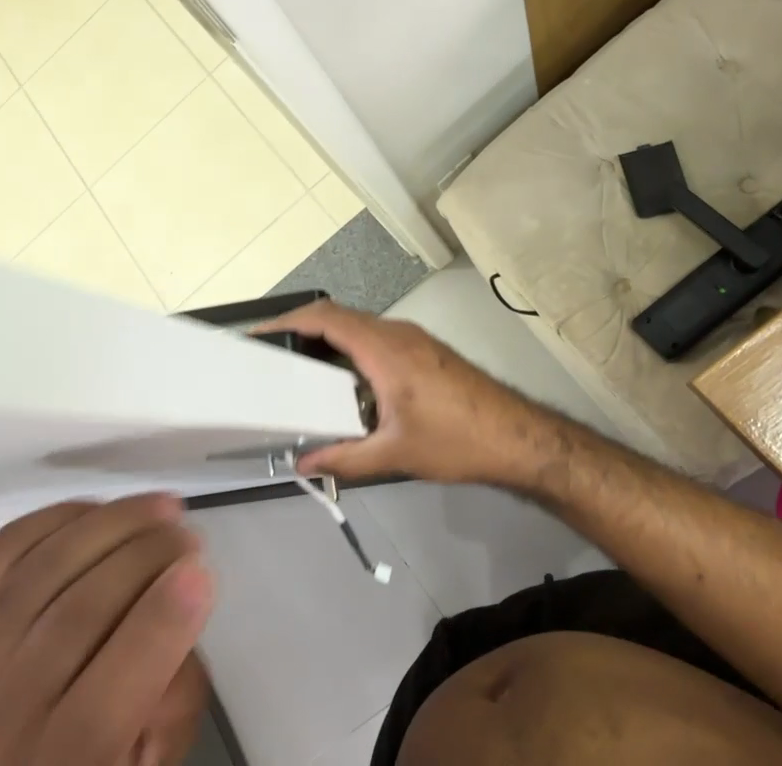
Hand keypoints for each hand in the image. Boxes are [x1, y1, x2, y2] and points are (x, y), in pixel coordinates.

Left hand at [0, 495, 215, 765]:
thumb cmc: (89, 761)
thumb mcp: (149, 755)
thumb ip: (173, 696)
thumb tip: (179, 597)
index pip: (106, 700)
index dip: (158, 626)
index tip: (201, 571)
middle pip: (76, 618)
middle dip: (144, 559)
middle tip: (187, 534)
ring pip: (43, 572)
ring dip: (109, 524)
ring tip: (158, 508)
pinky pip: (0, 553)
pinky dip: (52, 520)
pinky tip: (97, 511)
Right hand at [261, 301, 551, 485]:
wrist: (521, 438)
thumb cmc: (456, 441)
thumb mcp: (394, 454)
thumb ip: (344, 458)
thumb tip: (305, 465)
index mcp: (385, 349)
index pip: (325, 318)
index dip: (288, 320)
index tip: (259, 334)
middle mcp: (397, 333)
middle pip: (338, 316)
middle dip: (301, 330)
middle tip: (272, 355)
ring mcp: (414, 339)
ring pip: (358, 326)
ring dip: (327, 340)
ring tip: (301, 369)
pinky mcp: (425, 350)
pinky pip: (376, 338)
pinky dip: (350, 349)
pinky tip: (344, 381)